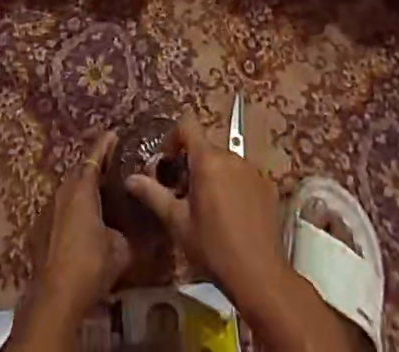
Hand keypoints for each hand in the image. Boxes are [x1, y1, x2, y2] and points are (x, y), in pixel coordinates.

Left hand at [22, 131, 131, 328]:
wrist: (54, 299)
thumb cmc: (91, 264)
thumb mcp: (121, 248)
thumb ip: (128, 231)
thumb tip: (137, 229)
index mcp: (82, 189)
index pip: (94, 157)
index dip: (105, 144)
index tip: (114, 134)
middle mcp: (62, 193)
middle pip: (78, 171)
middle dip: (93, 166)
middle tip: (111, 165)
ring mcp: (47, 212)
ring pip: (67, 191)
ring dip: (81, 188)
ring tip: (98, 192)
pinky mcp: (39, 232)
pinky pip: (59, 210)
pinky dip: (71, 208)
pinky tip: (81, 221)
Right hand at [125, 114, 364, 351]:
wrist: (258, 272)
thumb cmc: (212, 246)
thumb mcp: (177, 222)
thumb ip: (153, 195)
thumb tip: (131, 179)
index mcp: (207, 160)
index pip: (188, 125)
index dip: (174, 137)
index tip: (168, 162)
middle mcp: (232, 157)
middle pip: (206, 148)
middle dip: (191, 164)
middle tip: (182, 194)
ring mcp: (253, 169)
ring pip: (225, 162)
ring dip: (212, 174)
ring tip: (207, 207)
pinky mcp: (267, 185)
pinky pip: (243, 175)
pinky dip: (232, 185)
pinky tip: (231, 215)